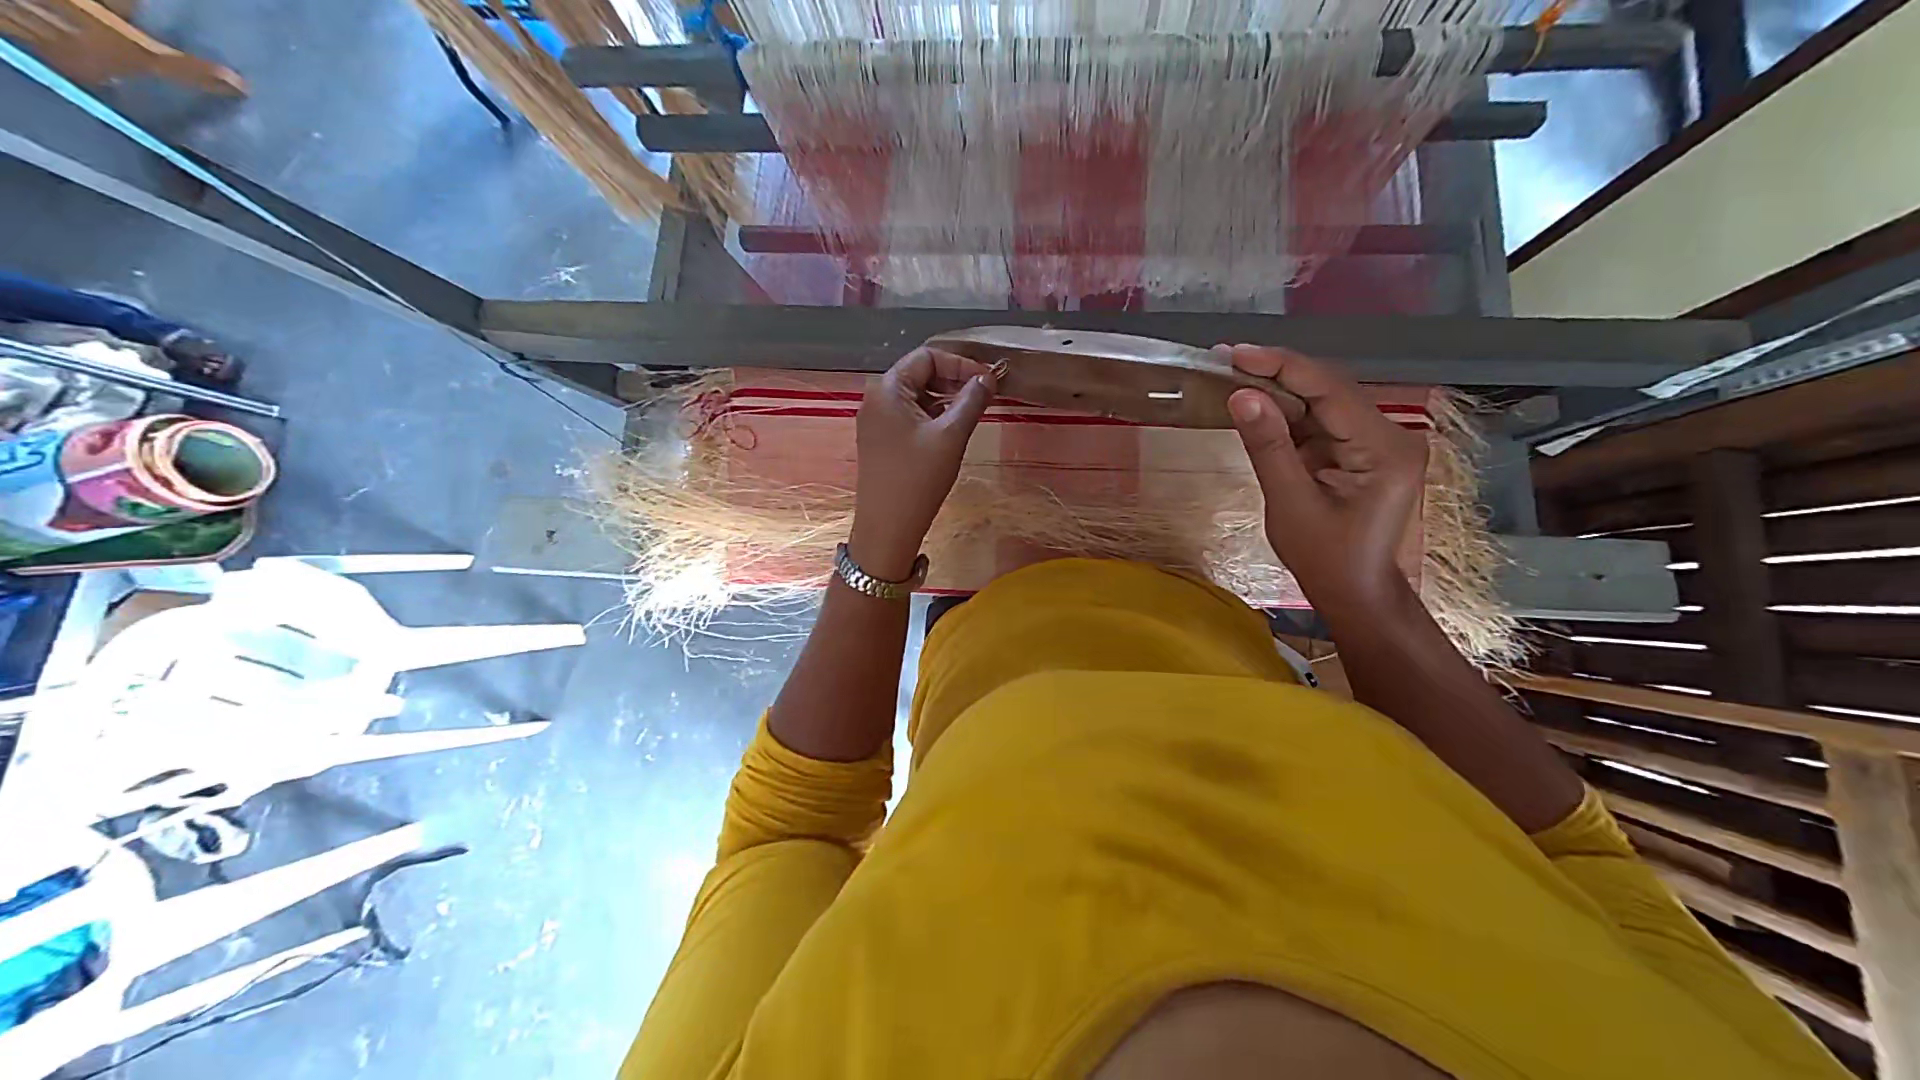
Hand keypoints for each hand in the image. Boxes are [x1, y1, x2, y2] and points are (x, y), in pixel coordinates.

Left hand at [848, 347, 997, 579]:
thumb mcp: (951, 436)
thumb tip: (987, 378)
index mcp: (887, 389)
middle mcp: (876, 398)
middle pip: (920, 373)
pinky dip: (933, 416)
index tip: (989, 381)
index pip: (927, 357)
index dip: (961, 363)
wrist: (886, 528)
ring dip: (945, 399)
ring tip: (973, 413)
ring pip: (916, 395)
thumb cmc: (918, 479)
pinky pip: (909, 415)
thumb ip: (971, 400)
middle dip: (954, 379)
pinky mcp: (879, 440)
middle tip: (985, 396)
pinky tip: (952, 431)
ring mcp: (875, 421)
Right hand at [1221, 344, 1426, 611]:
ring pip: (1320, 403)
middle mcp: (1388, 435)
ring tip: (1231, 375)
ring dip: (1277, 392)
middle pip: (1327, 390)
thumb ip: (1268, 446)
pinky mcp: (1358, 452)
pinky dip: (1285, 415)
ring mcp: (1374, 443)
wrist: (1353, 591)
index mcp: (1383, 448)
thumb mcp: (1289, 503)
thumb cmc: (1324, 557)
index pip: (1330, 390)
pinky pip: (1318, 423)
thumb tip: (1241, 395)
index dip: (1282, 366)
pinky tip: (1253, 404)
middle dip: (1276, 374)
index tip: (1237, 353)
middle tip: (1226, 359)